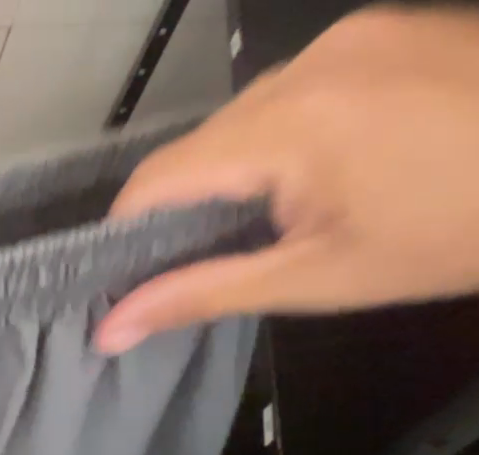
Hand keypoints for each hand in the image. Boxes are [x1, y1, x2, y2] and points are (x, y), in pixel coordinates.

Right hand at [95, 6, 478, 353]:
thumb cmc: (470, 229)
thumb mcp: (324, 276)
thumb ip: (200, 293)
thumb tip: (104, 332)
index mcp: (290, 124)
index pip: (154, 181)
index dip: (129, 233)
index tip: (137, 276)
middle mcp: (312, 62)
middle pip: (199, 145)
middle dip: (195, 200)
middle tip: (234, 249)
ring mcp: (359, 35)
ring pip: (245, 115)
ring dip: (243, 165)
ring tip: (298, 205)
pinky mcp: (394, 26)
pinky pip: (301, 87)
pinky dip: (292, 131)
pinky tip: (338, 162)